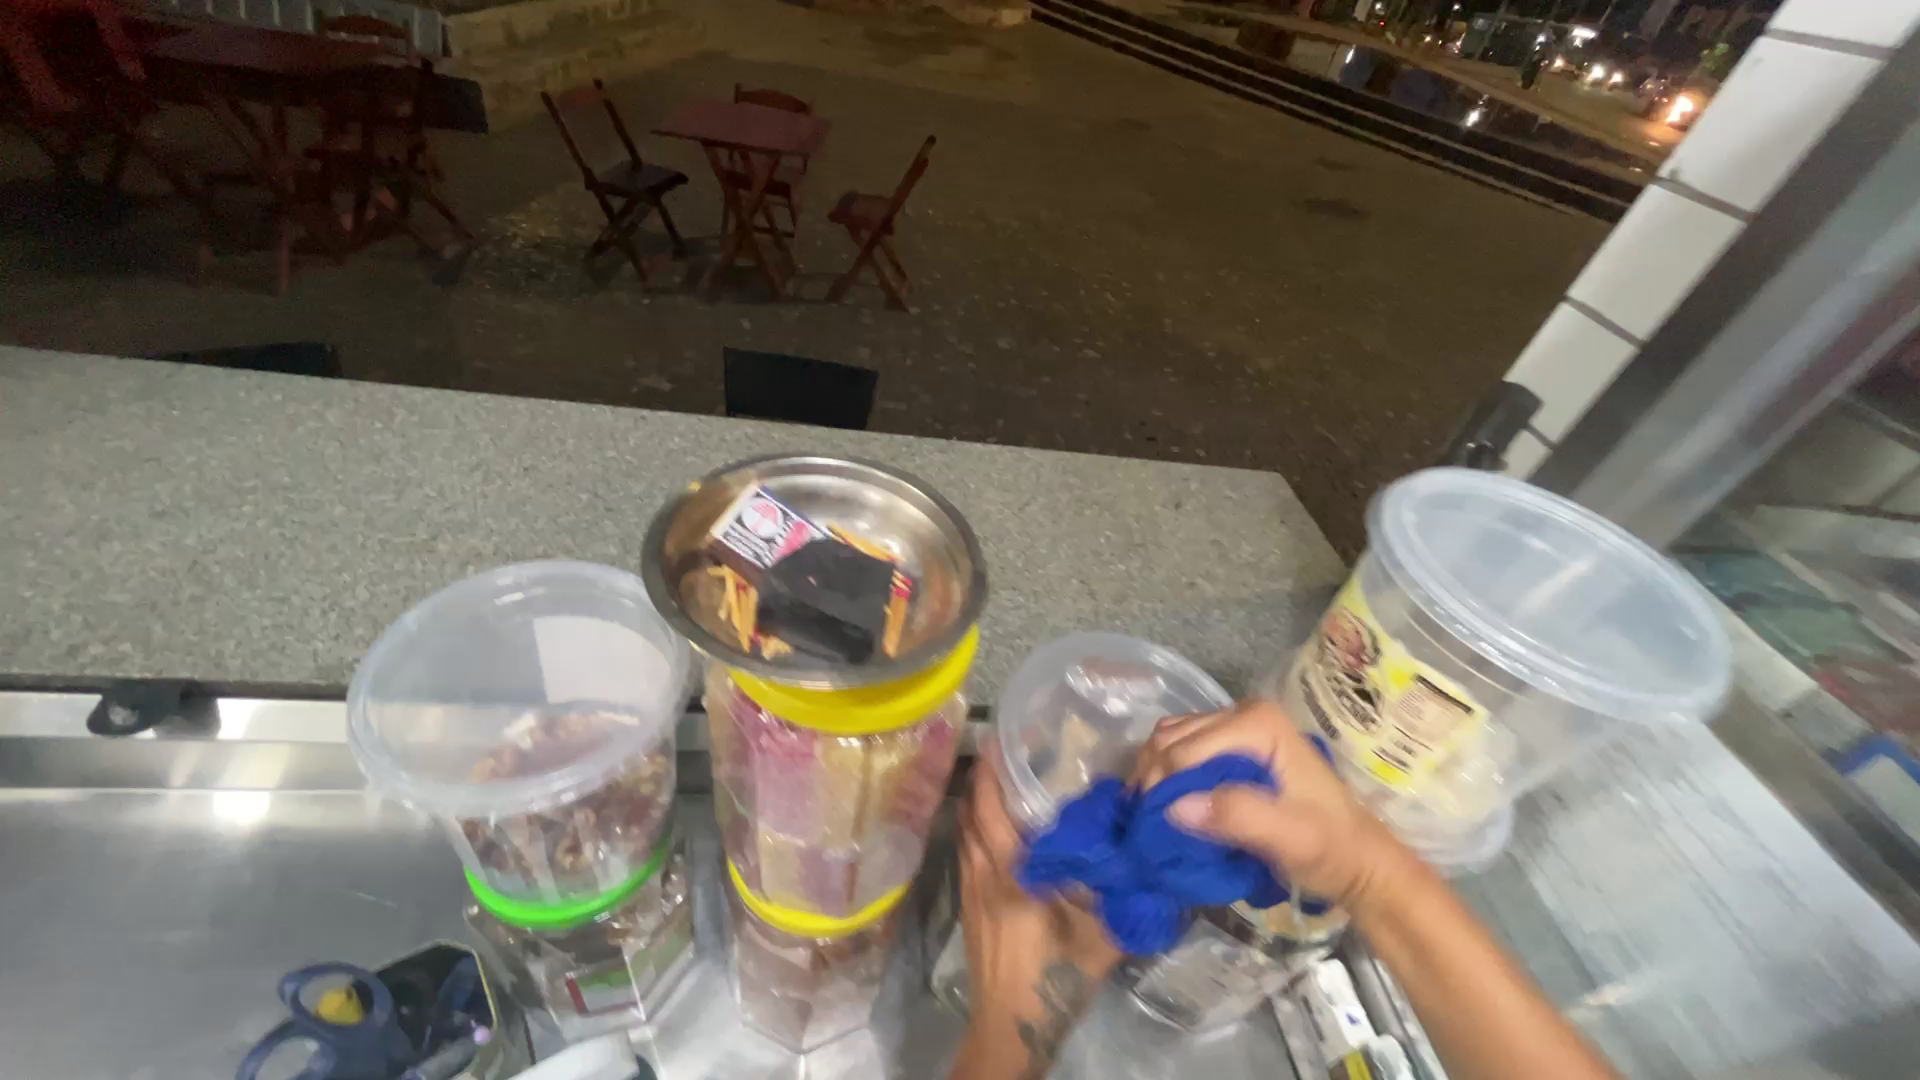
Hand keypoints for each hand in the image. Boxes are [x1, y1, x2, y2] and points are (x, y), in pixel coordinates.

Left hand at [952, 750, 1118, 1077]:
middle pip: (970, 814)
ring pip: (964, 834)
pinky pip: (965, 853)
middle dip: (982, 781)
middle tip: (1004, 754)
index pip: (989, 809)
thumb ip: (1124, 894)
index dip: (990, 773)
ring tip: (999, 783)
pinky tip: (993, 832)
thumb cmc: (1055, 978)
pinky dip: (974, 831)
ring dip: (976, 806)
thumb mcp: (1101, 937)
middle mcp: (980, 873)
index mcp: (1008, 873)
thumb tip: (1152, 856)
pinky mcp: (967, 908)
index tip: (998, 739)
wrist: (1012, 1028)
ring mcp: (968, 891)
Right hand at [1132, 699, 1411, 910]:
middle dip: (1153, 778)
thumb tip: (1175, 807)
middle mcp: (1242, 711)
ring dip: (1154, 775)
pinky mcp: (1228, 742)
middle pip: (1171, 738)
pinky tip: (1164, 802)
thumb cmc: (1329, 847)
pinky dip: (1163, 773)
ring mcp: (1235, 724)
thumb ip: (1238, 816)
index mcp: (1258, 722)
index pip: (1185, 748)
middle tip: (1148, 823)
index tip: (1156, 828)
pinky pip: (1178, 747)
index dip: (1164, 787)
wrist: (1357, 859)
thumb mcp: (1291, 838)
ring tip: (1153, 815)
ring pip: (1168, 739)